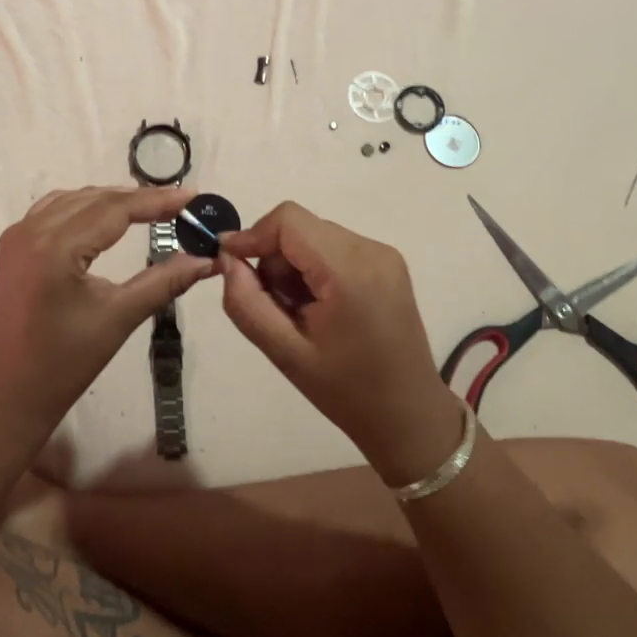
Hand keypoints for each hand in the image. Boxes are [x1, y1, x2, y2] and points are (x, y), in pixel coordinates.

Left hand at [0, 187, 213, 430]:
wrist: (13, 391)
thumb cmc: (67, 361)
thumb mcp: (120, 317)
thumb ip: (164, 281)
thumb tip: (207, 260)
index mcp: (55, 248)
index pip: (114, 209)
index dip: (156, 200)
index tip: (192, 198)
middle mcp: (31, 231)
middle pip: (95, 199)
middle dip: (138, 199)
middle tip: (179, 205)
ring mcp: (17, 236)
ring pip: (73, 200)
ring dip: (112, 200)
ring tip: (151, 209)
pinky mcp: (12, 245)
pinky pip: (53, 210)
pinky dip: (84, 207)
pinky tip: (107, 218)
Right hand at [218, 202, 464, 484]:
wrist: (408, 415)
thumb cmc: (345, 391)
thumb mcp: (284, 352)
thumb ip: (246, 302)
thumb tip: (228, 259)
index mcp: (349, 270)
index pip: (288, 220)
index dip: (253, 235)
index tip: (231, 264)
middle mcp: (371, 250)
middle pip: (301, 228)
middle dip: (275, 259)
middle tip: (273, 307)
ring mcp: (384, 255)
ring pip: (316, 236)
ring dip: (294, 266)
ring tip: (299, 314)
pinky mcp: (388, 263)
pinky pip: (335, 248)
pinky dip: (315, 269)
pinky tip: (319, 309)